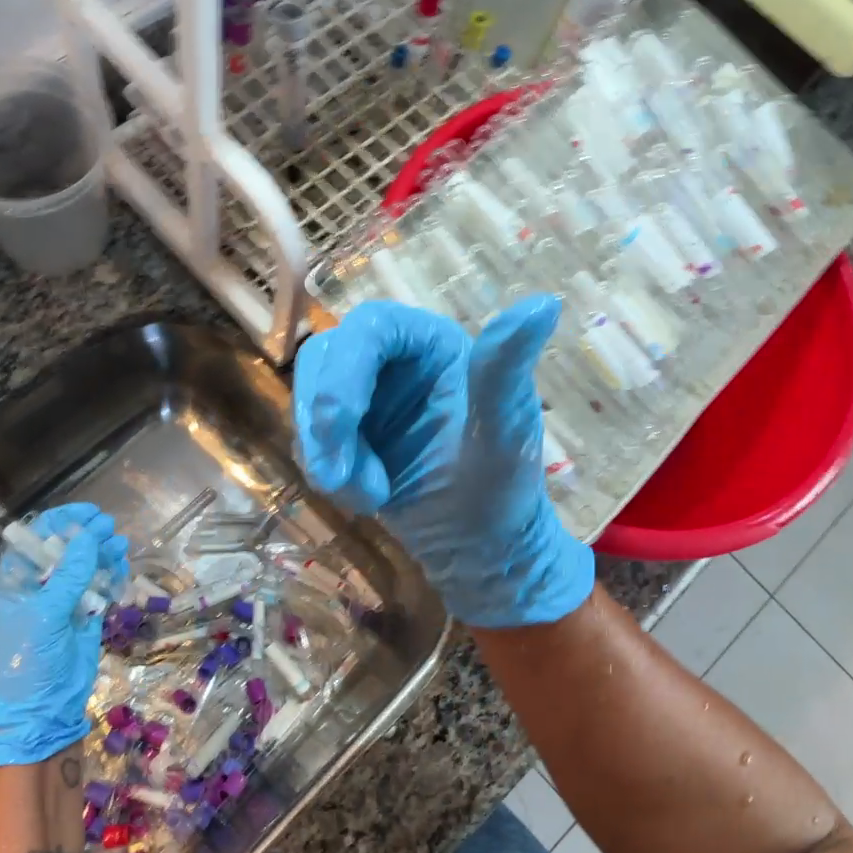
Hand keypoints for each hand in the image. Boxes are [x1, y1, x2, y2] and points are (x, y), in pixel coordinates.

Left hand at [0, 503, 129, 766]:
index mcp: (14, 584)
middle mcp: (36, 590)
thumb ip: (70, 574)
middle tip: (111, 529)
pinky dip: (110, 579)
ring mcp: (60, 606)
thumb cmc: (28, 663)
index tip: (90, 513)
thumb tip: (89, 535)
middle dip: (86, 537)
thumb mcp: (45, 615)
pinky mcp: (81, 622)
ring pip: (83, 570)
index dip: (61, 522)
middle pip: (63, 551)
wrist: (39, 716)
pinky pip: (97, 592)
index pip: (35, 540)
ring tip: (121, 546)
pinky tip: (121, 569)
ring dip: (102, 556)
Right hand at [292, 297, 592, 627]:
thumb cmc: (501, 490)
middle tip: (334, 478)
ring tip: (367, 498)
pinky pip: (309, 438)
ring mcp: (364, 397)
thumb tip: (544, 303)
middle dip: (324, 419)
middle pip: (325, 358)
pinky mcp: (346, 434)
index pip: (372, 327)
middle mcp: (394, 360)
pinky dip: (326, 470)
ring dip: (323, 451)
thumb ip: (504, 369)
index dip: (345, 369)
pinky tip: (366, 499)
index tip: (339, 425)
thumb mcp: (504, 432)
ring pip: (309, 400)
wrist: (477, 549)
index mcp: (433, 345)